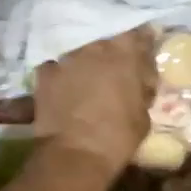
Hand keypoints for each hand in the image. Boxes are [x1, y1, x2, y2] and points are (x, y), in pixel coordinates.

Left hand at [33, 26, 156, 168]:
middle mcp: (95, 47)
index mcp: (125, 52)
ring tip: (89, 86)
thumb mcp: (144, 112)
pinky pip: (56, 69)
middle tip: (117, 76)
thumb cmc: (119, 135)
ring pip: (81, 56)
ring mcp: (67, 59)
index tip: (146, 54)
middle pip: (107, 44)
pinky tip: (64, 92)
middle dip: (113, 57)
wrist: (76, 155)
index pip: (141, 34)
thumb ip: (142, 88)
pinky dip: (61, 77)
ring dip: (87, 66)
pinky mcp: (44, 75)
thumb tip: (140, 82)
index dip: (144, 43)